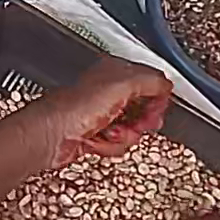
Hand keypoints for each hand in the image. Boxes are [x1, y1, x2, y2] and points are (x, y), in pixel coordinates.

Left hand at [31, 55, 172, 166]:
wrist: (51, 136)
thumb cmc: (75, 108)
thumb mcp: (122, 86)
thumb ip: (151, 81)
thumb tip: (167, 85)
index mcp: (116, 72)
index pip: (152, 82)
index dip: (158, 98)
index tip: (156, 109)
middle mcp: (110, 92)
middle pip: (145, 109)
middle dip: (142, 121)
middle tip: (135, 124)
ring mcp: (103, 115)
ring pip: (133, 130)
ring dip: (124, 137)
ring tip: (110, 133)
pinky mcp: (97, 136)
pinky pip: (118, 145)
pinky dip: (110, 147)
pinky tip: (99, 141)